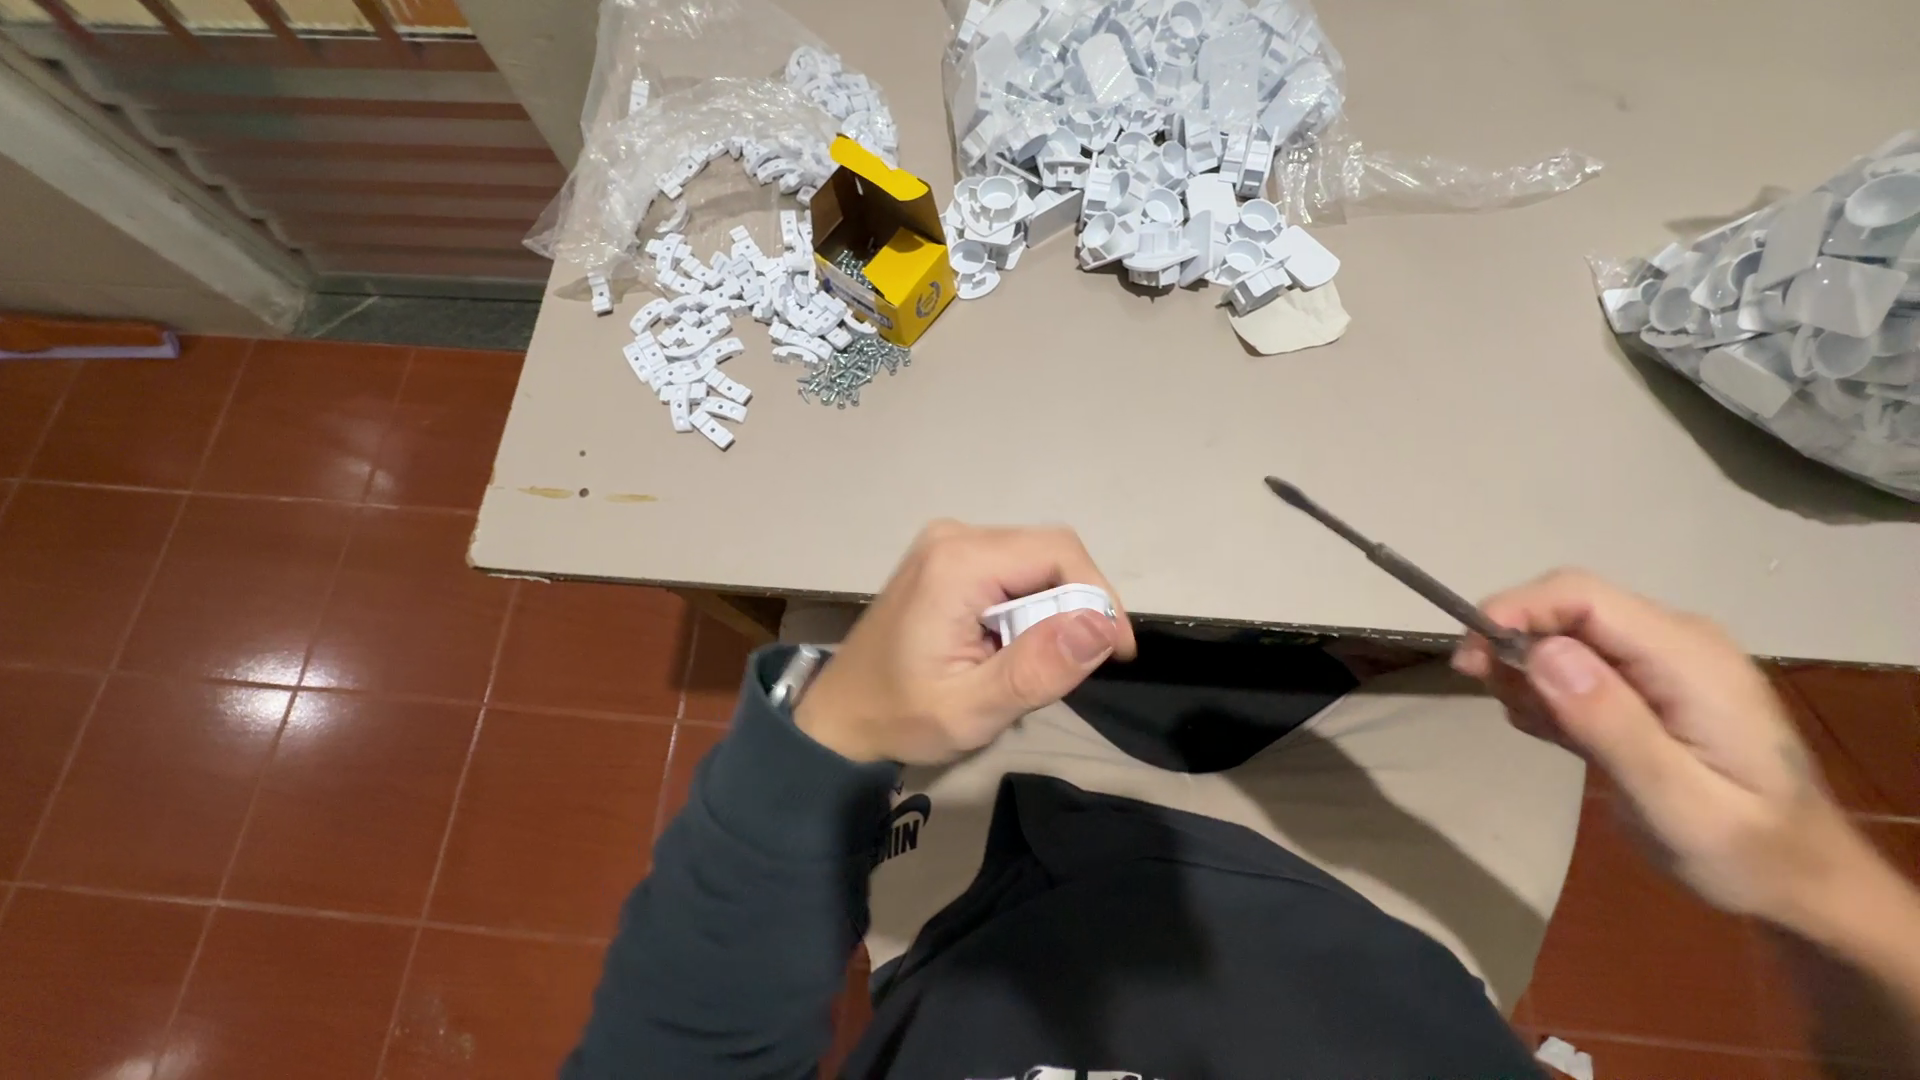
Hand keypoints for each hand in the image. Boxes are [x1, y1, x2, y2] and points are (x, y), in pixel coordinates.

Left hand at [794, 522, 1135, 765]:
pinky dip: (1029, 607)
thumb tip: (1102, 625)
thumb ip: (1037, 667)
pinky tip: (1013, 647)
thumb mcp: (971, 709)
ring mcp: (948, 544)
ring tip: (1036, 662)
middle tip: (1073, 666)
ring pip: (1035, 561)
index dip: (1098, 597)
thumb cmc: (899, 717)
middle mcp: (954, 537)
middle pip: (1049, 552)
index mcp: (957, 563)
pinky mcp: (948, 558)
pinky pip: (1012, 569)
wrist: (839, 716)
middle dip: (1075, 607)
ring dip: (1053, 610)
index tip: (1114, 652)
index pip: (1058, 553)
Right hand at [1451, 569, 1875, 930]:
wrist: (1803, 884)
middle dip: (1509, 641)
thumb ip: (1613, 726)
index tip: (1468, 659)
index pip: (1582, 596)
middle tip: (1484, 693)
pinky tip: (1557, 733)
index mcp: (1690, 659)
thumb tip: (1542, 653)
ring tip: (1538, 730)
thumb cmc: (1747, 853)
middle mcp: (1676, 641)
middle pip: (1564, 606)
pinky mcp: (1645, 679)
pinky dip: (1543, 689)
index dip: (1514, 610)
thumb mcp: (1677, 804)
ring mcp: (1662, 659)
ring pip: (1560, 632)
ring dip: (1524, 671)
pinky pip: (1571, 659)